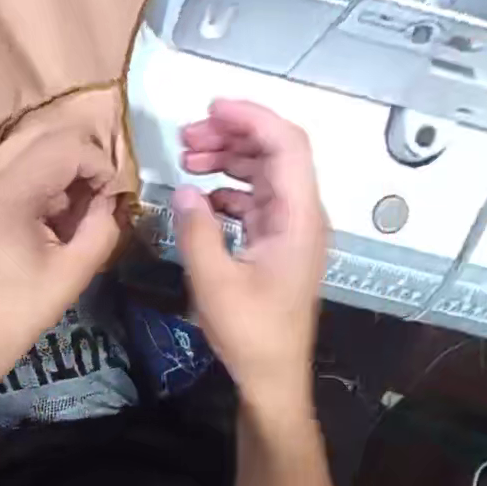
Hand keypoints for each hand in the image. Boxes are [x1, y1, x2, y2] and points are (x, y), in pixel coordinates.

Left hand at [0, 125, 123, 423]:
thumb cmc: (22, 312)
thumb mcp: (75, 273)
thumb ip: (103, 227)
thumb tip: (114, 199)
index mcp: (5, 195)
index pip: (65, 147)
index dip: (100, 165)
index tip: (115, 197)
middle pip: (44, 134)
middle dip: (82, 159)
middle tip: (101, 195)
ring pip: (27, 146)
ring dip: (61, 167)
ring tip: (77, 206)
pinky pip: (11, 166)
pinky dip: (39, 178)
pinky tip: (51, 212)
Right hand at [172, 99, 328, 411]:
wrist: (273, 376)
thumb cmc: (251, 334)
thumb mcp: (214, 283)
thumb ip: (197, 231)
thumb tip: (184, 192)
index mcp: (299, 218)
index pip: (286, 144)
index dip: (251, 117)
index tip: (210, 108)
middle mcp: (302, 217)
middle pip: (275, 153)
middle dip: (232, 135)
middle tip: (186, 138)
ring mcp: (291, 232)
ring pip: (264, 176)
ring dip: (228, 161)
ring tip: (187, 158)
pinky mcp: (278, 247)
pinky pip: (256, 203)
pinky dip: (229, 192)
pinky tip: (202, 199)